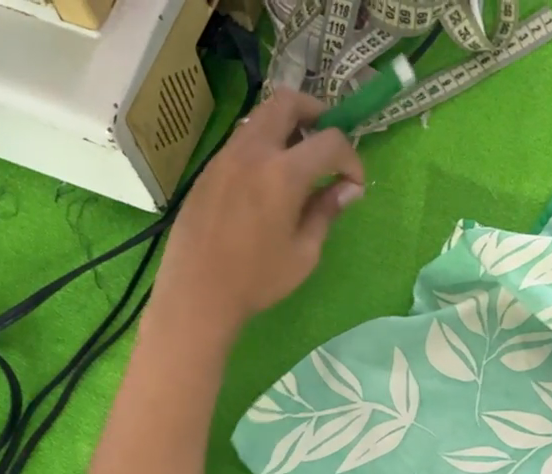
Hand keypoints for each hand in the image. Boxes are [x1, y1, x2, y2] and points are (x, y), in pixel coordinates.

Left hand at [155, 90, 364, 329]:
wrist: (198, 292)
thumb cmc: (257, 280)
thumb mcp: (304, 253)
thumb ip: (326, 213)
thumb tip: (347, 190)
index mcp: (283, 173)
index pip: (330, 142)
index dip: (351, 159)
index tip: (353, 185)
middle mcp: (253, 152)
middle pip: (287, 102)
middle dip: (315, 114)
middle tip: (326, 141)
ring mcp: (225, 156)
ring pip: (260, 118)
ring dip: (286, 128)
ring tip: (298, 162)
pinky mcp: (208, 170)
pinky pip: (241, 142)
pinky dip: (263, 147)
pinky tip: (267, 183)